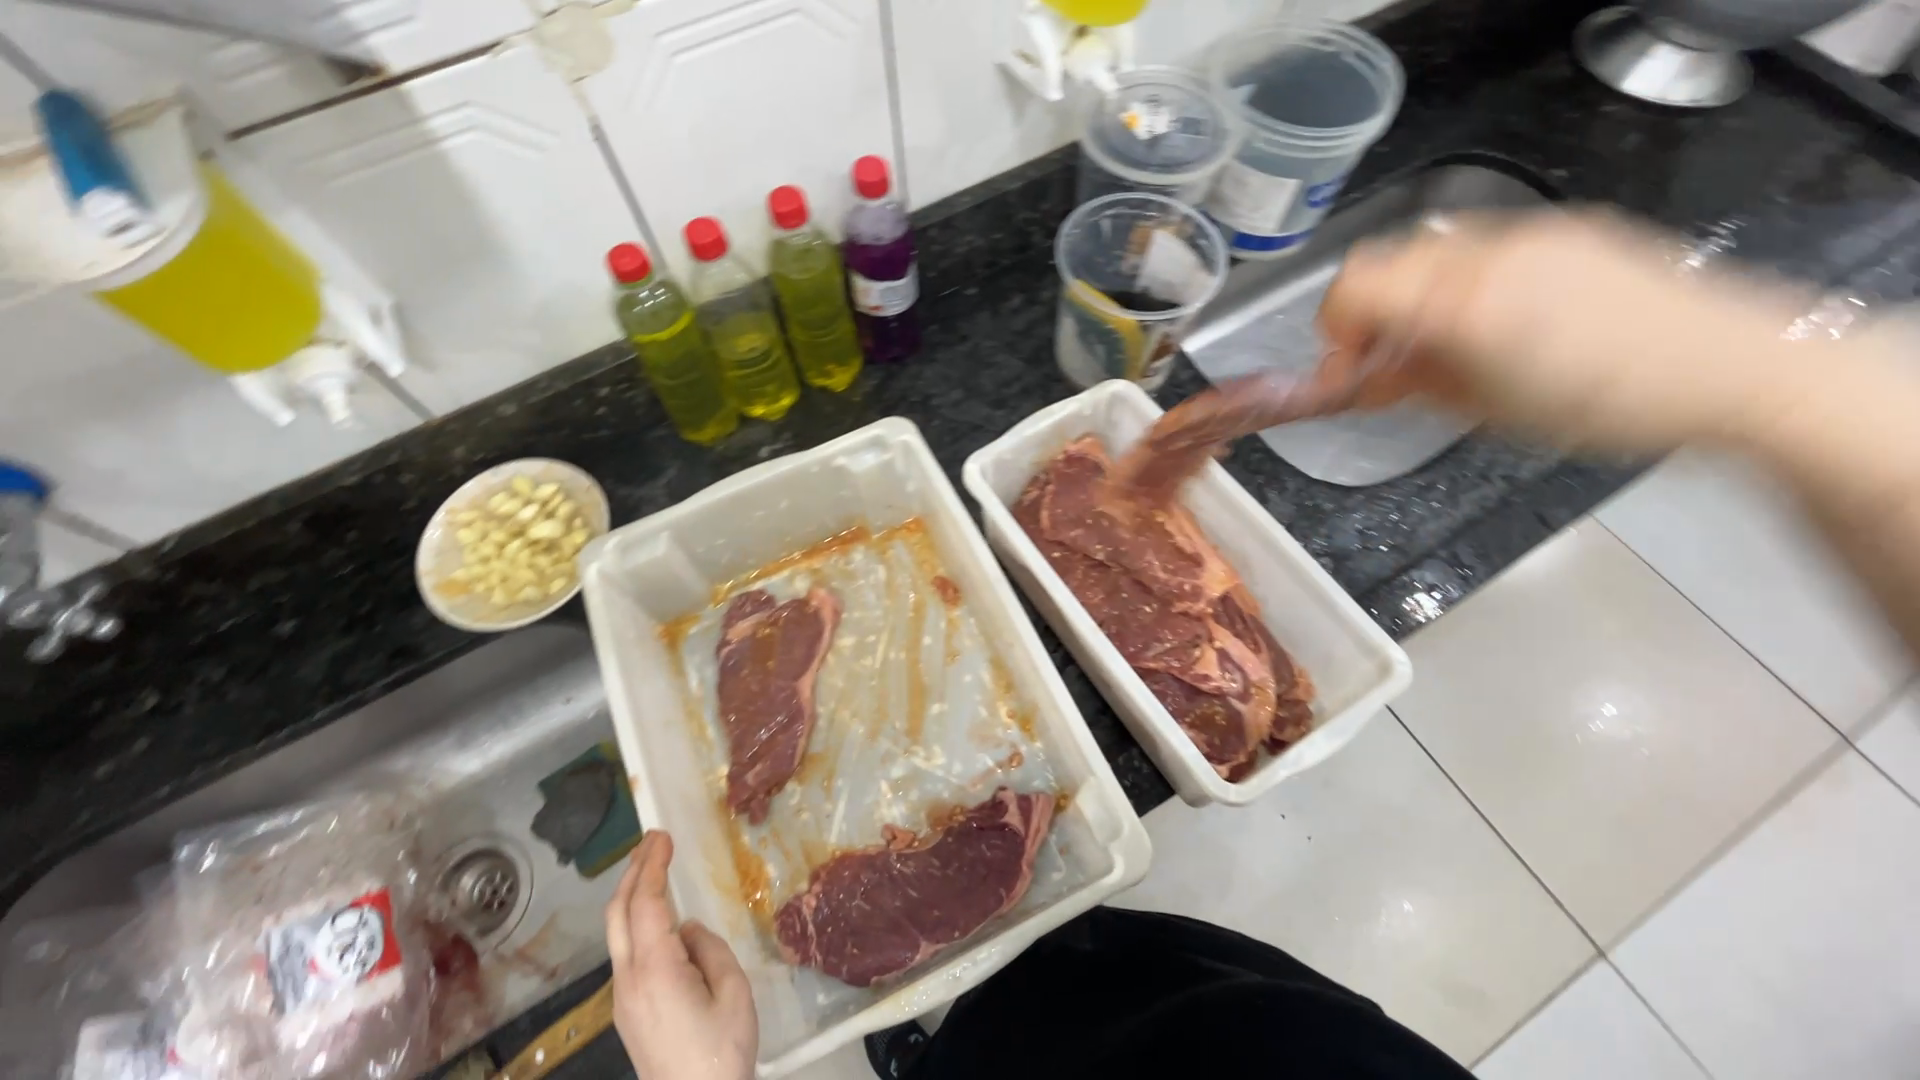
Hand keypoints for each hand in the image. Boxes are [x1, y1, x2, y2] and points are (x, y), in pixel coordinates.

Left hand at [606, 831, 757, 1079]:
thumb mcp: (734, 993)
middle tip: (653, 840)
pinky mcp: (627, 1011)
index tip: (663, 836)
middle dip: (633, 871)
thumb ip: (710, 950)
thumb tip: (686, 931)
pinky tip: (658, 917)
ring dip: (632, 895)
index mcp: (656, 970)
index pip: (646, 903)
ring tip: (654, 868)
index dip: (653, 865)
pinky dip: (636, 921)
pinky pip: (627, 953)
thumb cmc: (722, 1051)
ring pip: (617, 933)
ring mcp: (623, 998)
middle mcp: (629, 979)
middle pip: (618, 914)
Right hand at [1315, 210, 1817, 453]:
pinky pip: (1483, 244)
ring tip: (1440, 341)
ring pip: (1430, 247)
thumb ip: (1411, 384)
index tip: (1346, 370)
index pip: (1354, 286)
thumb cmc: (1602, 405)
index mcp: (1463, 301)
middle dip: (1369, 312)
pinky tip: (1493, 318)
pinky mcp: (1566, 229)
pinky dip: (1458, 279)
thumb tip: (1362, 380)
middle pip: (1384, 261)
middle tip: (1387, 361)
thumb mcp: (1486, 410)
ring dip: (1412, 293)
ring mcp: (1530, 233)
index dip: (1334, 330)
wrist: (1733, 368)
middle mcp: (1488, 251)